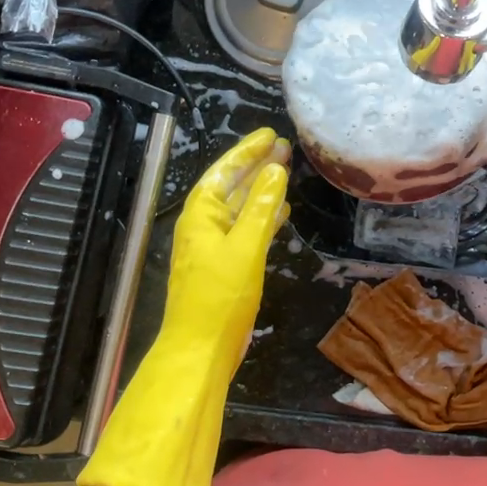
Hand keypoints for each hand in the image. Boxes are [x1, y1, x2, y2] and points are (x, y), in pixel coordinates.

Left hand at [160, 126, 291, 359]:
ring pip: (240, 208)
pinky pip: (246, 230)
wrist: (201, 349)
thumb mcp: (245, 247)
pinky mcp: (225, 266)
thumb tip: (275, 172)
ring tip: (286, 172)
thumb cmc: (220, 296)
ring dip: (262, 190)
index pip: (224, 171)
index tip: (271, 135)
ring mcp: (214, 247)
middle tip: (285, 148)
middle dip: (257, 166)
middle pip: (232, 186)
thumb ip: (261, 208)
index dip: (248, 151)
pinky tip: (281, 213)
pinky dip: (263, 217)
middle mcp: (204, 225)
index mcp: (201, 215)